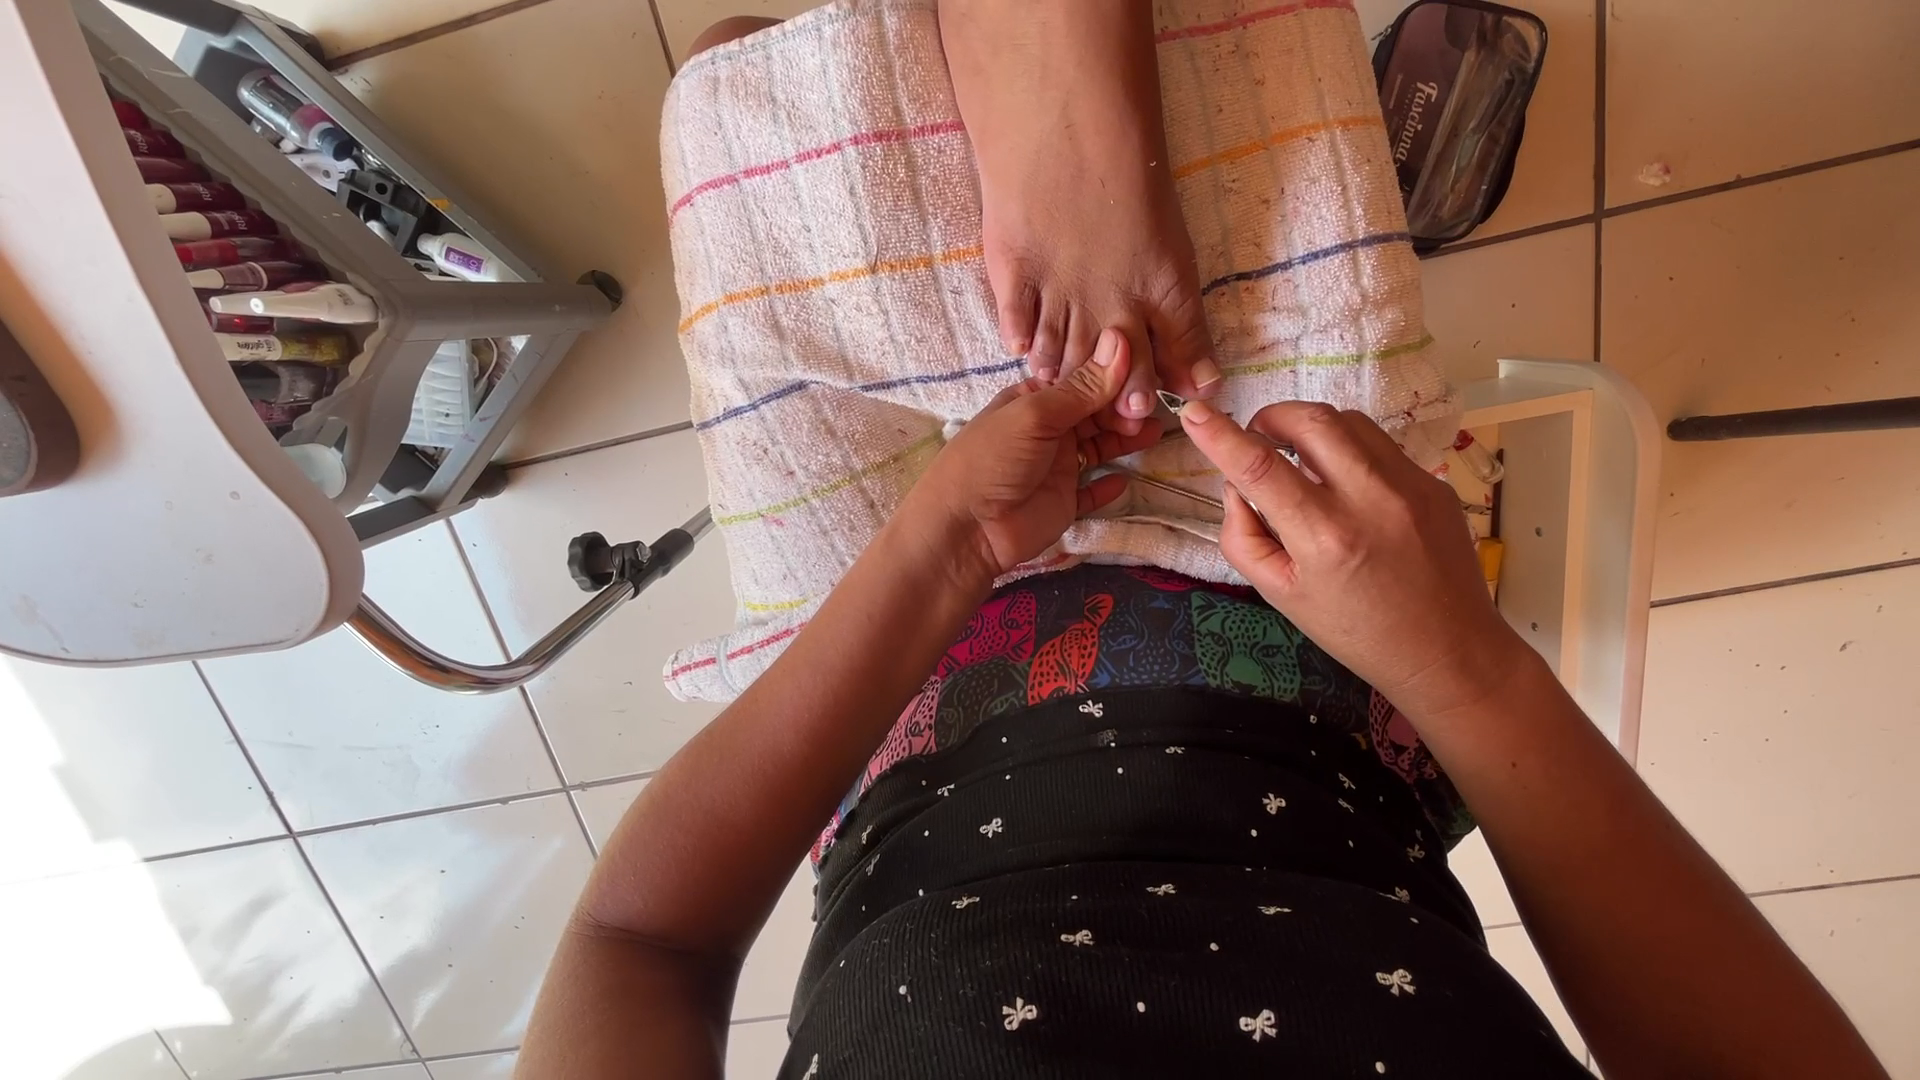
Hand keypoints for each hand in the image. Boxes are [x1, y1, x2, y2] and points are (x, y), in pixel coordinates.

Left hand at [901, 328, 1161, 580]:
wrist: (966, 529)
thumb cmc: (992, 460)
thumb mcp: (1035, 415)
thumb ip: (1083, 386)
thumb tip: (1122, 338)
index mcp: (1032, 400)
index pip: (1080, 379)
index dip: (1112, 375)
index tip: (1147, 369)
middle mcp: (1046, 430)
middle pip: (1094, 413)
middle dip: (1123, 408)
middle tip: (1152, 408)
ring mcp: (1055, 467)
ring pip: (1098, 448)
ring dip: (1124, 441)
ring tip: (1155, 433)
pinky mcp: (1063, 503)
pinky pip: (1091, 492)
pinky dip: (1107, 486)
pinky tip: (1126, 479)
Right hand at [1179, 399, 1534, 720]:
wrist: (1448, 651)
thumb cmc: (1353, 630)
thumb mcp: (1278, 594)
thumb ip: (1243, 537)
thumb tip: (1237, 486)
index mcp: (1324, 537)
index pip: (1259, 467)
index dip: (1219, 435)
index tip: (1192, 413)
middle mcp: (1370, 500)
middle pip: (1310, 421)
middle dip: (1271, 417)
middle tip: (1257, 438)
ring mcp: (1411, 485)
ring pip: (1348, 421)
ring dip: (1309, 428)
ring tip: (1298, 460)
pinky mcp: (1434, 483)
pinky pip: (1378, 445)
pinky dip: (1345, 451)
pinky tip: (1342, 485)